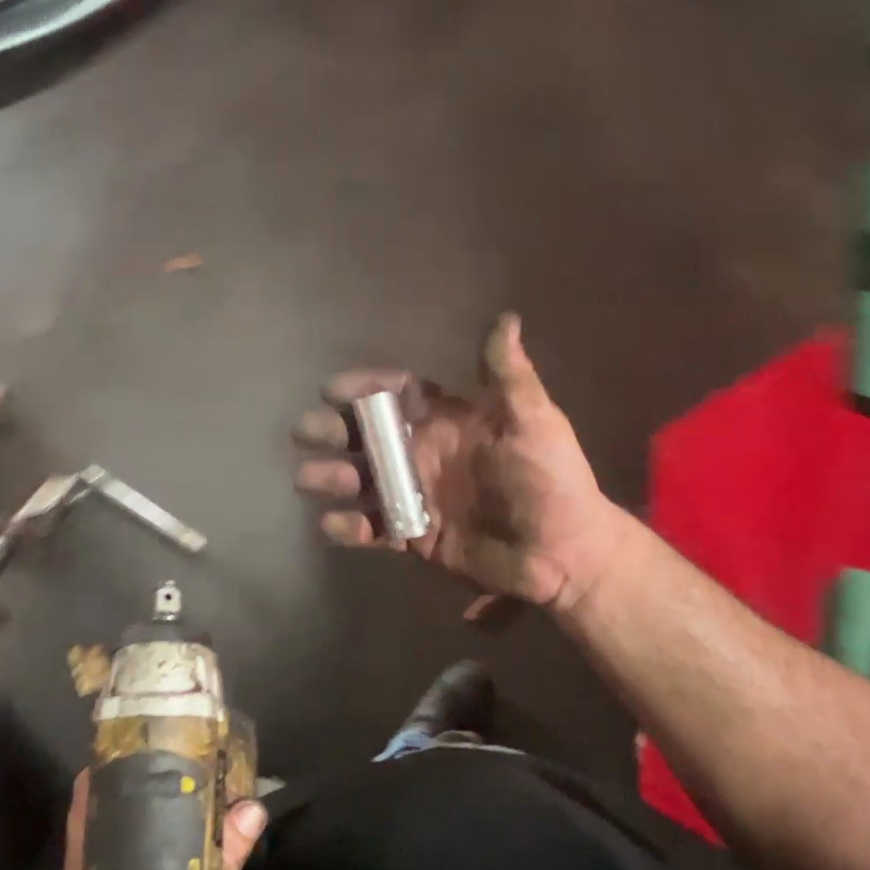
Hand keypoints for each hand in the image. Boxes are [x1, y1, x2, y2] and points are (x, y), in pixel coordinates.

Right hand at [293, 313, 617, 610]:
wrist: (563, 552)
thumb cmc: (551, 480)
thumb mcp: (535, 422)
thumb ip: (511, 376)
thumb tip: (506, 318)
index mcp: (447, 422)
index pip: (397, 394)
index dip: (364, 388)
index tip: (333, 390)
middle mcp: (424, 454)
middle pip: (367, 436)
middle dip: (333, 430)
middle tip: (305, 431)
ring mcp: (416, 496)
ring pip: (361, 481)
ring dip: (332, 477)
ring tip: (308, 478)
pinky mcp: (414, 536)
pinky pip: (373, 529)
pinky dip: (350, 528)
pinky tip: (334, 524)